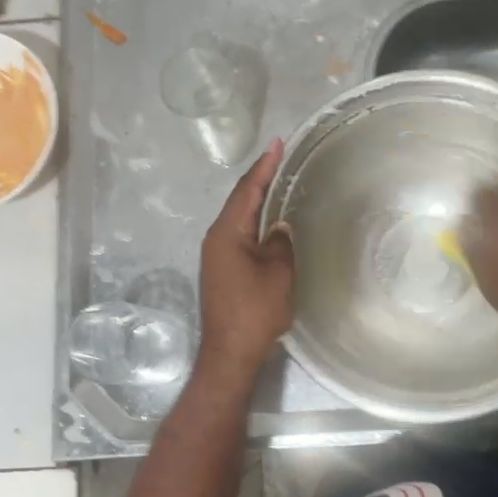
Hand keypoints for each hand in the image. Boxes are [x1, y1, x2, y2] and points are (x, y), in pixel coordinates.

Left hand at [199, 139, 295, 373]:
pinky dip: (254, 221)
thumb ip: (280, 244)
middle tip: (279, 157)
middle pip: (240, 201)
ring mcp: (216, 256)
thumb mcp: (278, 273)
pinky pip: (239, 234)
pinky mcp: (222, 271)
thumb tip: (279, 227)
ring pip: (238, 218)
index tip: (277, 143)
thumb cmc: (255, 311)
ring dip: (256, 199)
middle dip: (259, 178)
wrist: (230, 353)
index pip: (247, 190)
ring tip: (276, 181)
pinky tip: (268, 220)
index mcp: (227, 233)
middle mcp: (216, 239)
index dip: (264, 166)